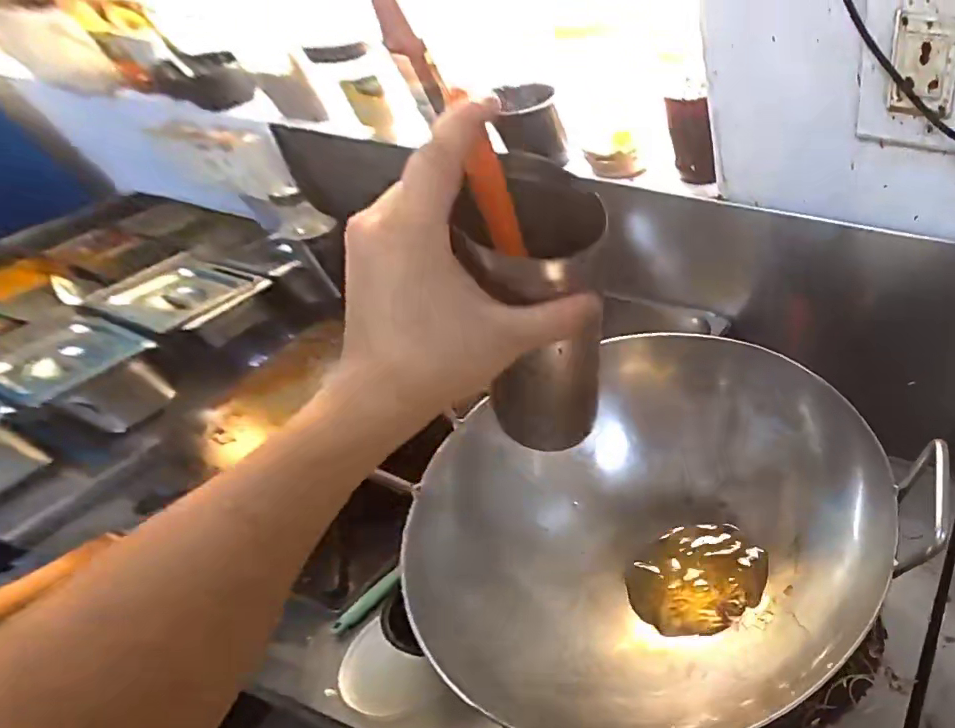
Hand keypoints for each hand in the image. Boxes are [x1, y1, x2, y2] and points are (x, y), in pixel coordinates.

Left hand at [319, 99, 599, 435]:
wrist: (377, 396)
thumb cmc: (436, 362)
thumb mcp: (504, 337)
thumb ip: (553, 317)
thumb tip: (592, 303)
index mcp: (412, 225)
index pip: (439, 153)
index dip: (467, 121)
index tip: (492, 105)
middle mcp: (380, 218)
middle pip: (425, 172)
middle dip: (464, 169)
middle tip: (504, 187)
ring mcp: (365, 237)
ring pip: (411, 196)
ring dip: (447, 198)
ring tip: (485, 220)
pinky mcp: (361, 256)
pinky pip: (399, 218)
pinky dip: (429, 219)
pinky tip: (454, 248)